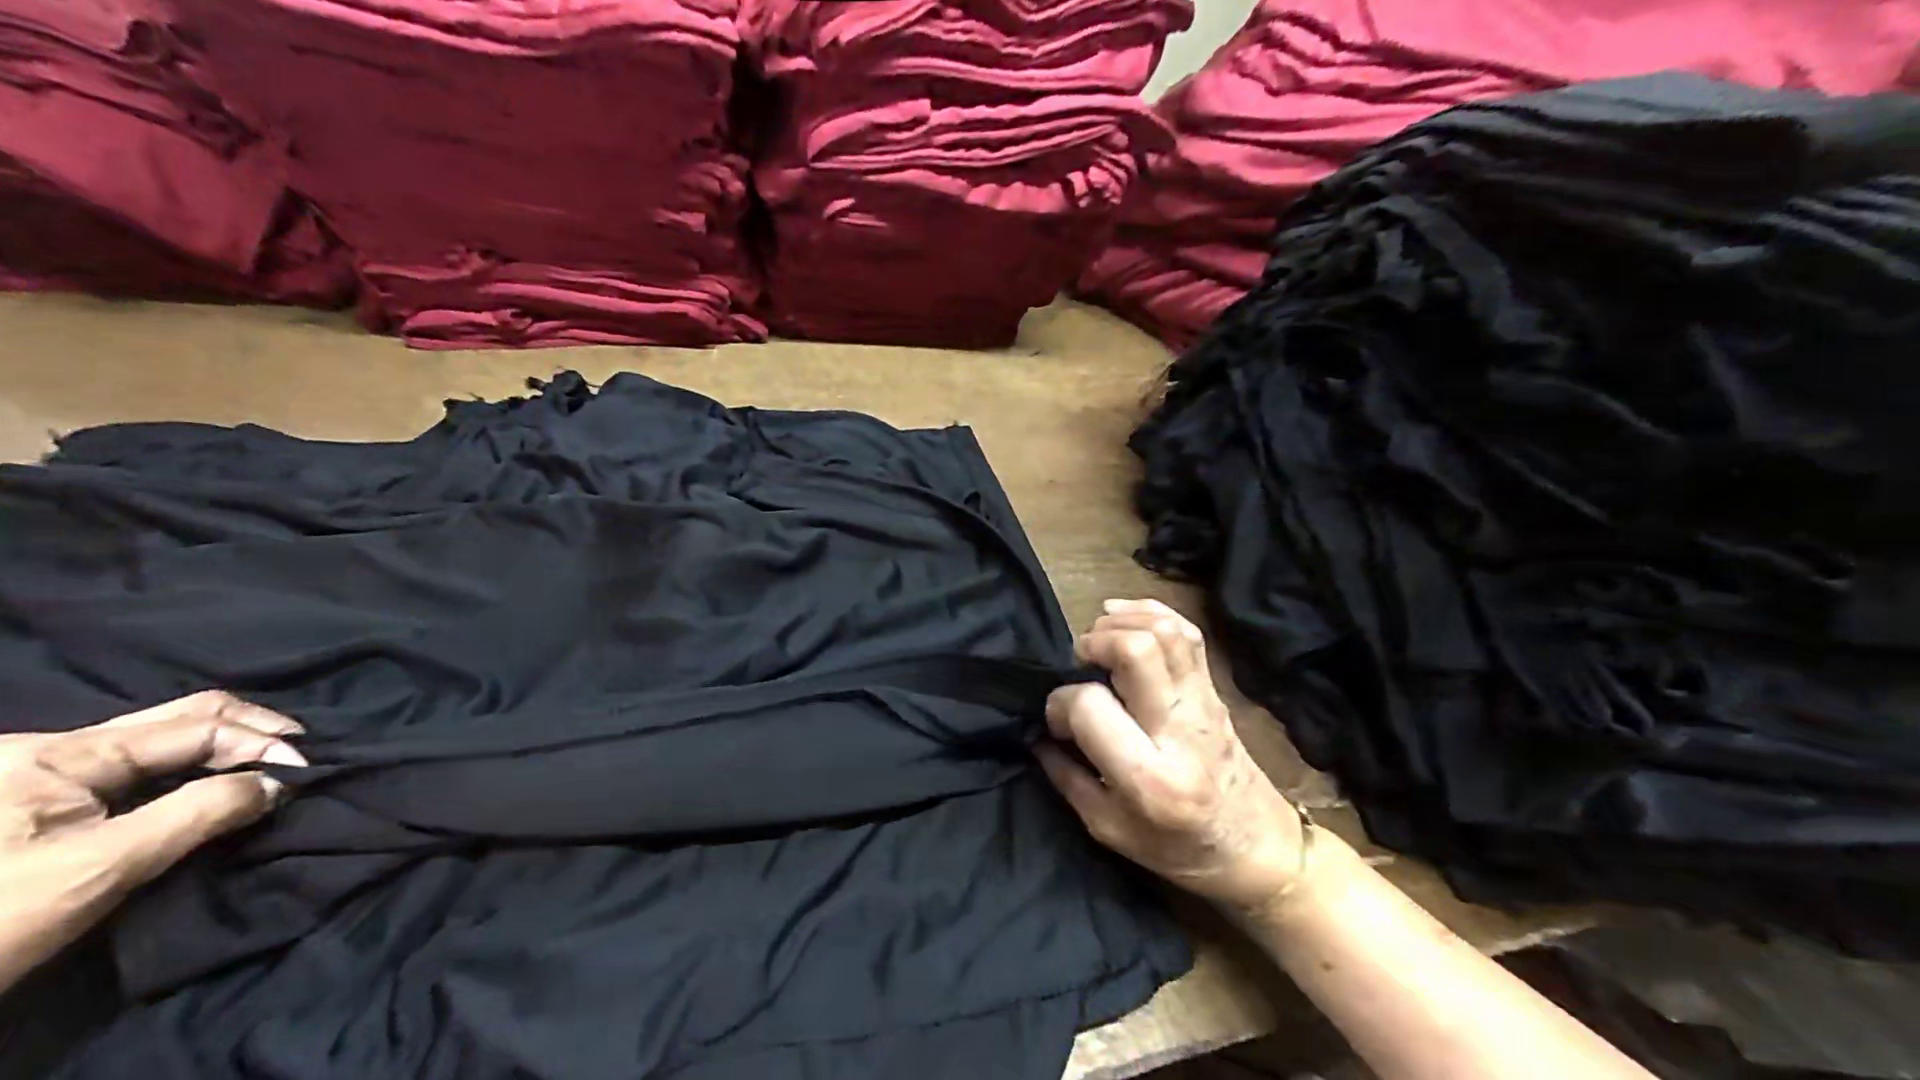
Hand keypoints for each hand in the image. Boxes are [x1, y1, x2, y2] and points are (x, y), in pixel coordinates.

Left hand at [0, 691, 306, 992]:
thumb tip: (279, 783)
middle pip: (182, 718)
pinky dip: (198, 769)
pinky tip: (227, 780)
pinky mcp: (50, 806)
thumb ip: (200, 812)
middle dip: (251, 731)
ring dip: (229, 748)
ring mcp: (48, 777)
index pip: (195, 727)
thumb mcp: (101, 866)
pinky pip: (144, 769)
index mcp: (59, 753)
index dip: (259, 743)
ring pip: (165, 741)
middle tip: (300, 754)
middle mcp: (55, 750)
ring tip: (274, 765)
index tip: (304, 775)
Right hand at [1037, 600, 1304, 911]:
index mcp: (1149, 778)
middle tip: (1080, 664)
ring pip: (1164, 631)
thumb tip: (1036, 730)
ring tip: (1098, 642)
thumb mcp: (1107, 829)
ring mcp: (1203, 702)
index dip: (1059, 703)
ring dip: (1120, 622)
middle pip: (1137, 650)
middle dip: (1094, 643)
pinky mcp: (1214, 688)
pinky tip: (1121, 616)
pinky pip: (1187, 631)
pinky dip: (1148, 611)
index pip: (1091, 706)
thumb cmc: (1177, 849)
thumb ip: (1065, 776)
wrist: (1256, 848)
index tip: (1056, 718)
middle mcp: (1179, 729)